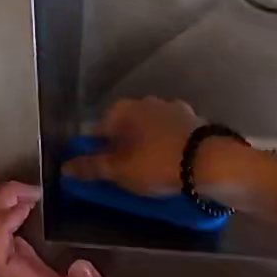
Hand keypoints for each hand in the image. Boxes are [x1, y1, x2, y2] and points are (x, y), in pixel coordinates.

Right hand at [61, 97, 203, 195]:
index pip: (98, 129)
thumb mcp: (119, 170)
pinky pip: (172, 136)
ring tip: (149, 172)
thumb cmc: (158, 164)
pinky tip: (171, 164)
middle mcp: (148, 102)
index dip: (96, 151)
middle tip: (124, 174)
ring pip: (151, 129)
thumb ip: (91, 167)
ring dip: (147, 146)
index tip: (100, 172)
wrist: (213, 162)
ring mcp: (174, 109)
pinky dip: (168, 147)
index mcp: (124, 109)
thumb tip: (64, 167)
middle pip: (126, 127)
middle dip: (122, 148)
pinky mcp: (195, 122)